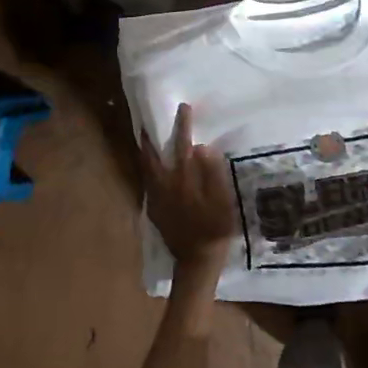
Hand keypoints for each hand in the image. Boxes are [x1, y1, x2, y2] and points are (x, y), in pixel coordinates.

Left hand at [137, 103, 237, 271]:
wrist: (196, 261)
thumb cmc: (214, 229)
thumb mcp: (222, 201)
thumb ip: (212, 173)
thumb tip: (201, 147)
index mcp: (183, 180)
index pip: (182, 145)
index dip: (183, 125)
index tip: (183, 107)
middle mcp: (165, 185)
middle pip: (152, 155)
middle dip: (150, 137)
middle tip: (148, 122)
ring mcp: (157, 198)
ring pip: (146, 168)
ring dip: (146, 152)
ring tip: (145, 140)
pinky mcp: (155, 209)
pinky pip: (148, 181)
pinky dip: (147, 168)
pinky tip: (151, 168)